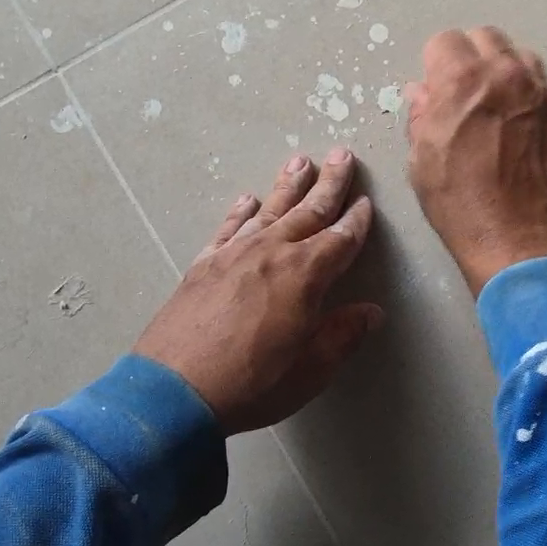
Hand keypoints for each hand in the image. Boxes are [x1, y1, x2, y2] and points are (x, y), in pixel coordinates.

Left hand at [132, 148, 381, 434]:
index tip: (366, 203)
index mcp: (305, 276)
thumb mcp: (312, 369)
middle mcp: (271, 253)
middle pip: (308, 211)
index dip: (357, 221)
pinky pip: (228, 228)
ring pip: (269, 210)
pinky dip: (241, 212)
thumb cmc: (253, 384)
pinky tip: (247, 200)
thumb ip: (343, 335)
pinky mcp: (203, 265)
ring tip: (300, 162)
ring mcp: (234, 255)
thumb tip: (372, 312)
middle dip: (329, 185)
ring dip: (288, 186)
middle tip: (341, 155)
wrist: (175, 390)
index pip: (341, 240)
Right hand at [405, 27, 546, 294]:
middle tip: (469, 98)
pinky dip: (535, 108)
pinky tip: (529, 141)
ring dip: (508, 77)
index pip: (445, 41)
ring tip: (502, 114)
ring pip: (524, 61)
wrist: (520, 243)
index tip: (438, 92)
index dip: (436, 67)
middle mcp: (510, 75)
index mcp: (464, 79)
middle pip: (488, 40)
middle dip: (473, 61)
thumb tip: (423, 94)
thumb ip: (422, 117)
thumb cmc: (461, 207)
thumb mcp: (421, 162)